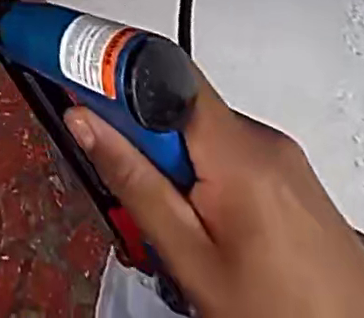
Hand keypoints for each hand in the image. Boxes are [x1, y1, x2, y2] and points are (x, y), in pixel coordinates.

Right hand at [66, 69, 363, 317]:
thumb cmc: (284, 315)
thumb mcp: (189, 256)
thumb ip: (132, 181)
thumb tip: (82, 120)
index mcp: (239, 152)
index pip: (164, 73)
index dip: (115, 70)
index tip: (75, 77)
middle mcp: (263, 139)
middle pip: (175, 103)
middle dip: (140, 131)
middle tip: (127, 178)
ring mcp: (280, 155)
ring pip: (197, 128)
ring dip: (169, 155)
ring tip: (176, 217)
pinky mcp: (288, 172)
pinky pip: (224, 146)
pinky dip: (198, 167)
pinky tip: (204, 218)